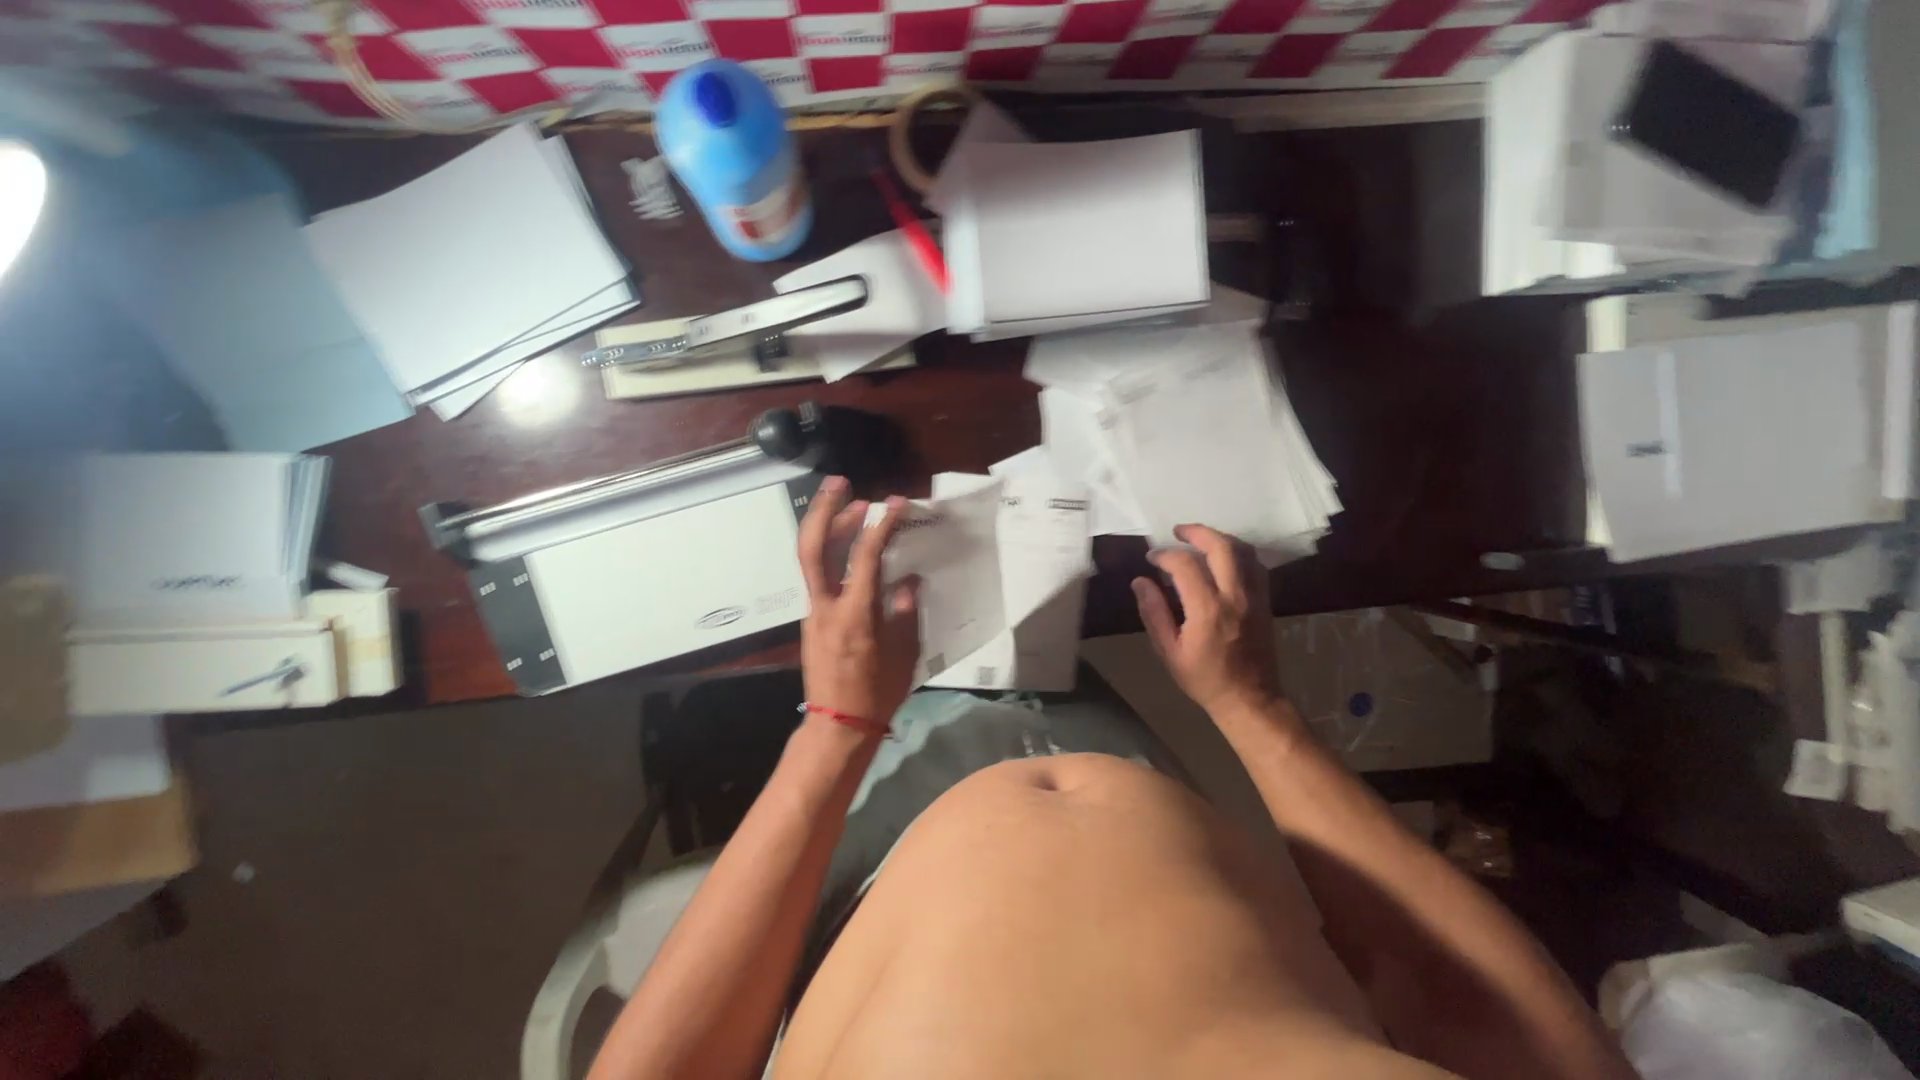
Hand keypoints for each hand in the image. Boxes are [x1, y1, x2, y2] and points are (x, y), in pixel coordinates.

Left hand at [797, 476, 920, 729]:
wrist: (839, 724)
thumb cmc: (878, 692)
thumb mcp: (905, 653)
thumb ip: (905, 611)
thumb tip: (910, 579)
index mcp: (855, 615)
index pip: (866, 557)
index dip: (882, 525)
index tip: (898, 503)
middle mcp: (826, 606)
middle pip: (812, 546)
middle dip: (824, 510)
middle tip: (841, 482)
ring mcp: (813, 612)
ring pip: (811, 558)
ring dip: (827, 527)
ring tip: (852, 507)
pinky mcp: (812, 619)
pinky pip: (818, 576)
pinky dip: (831, 553)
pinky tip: (849, 547)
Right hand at [1131, 524, 1282, 717]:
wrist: (1250, 698)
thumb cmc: (1204, 678)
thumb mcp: (1169, 651)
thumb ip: (1154, 613)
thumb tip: (1140, 581)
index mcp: (1208, 610)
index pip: (1185, 565)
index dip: (1164, 555)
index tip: (1151, 559)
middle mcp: (1235, 596)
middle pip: (1221, 546)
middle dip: (1197, 532)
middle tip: (1178, 532)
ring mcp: (1255, 596)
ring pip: (1243, 550)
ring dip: (1220, 539)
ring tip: (1199, 540)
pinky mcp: (1265, 601)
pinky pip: (1255, 565)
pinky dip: (1237, 553)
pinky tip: (1222, 558)